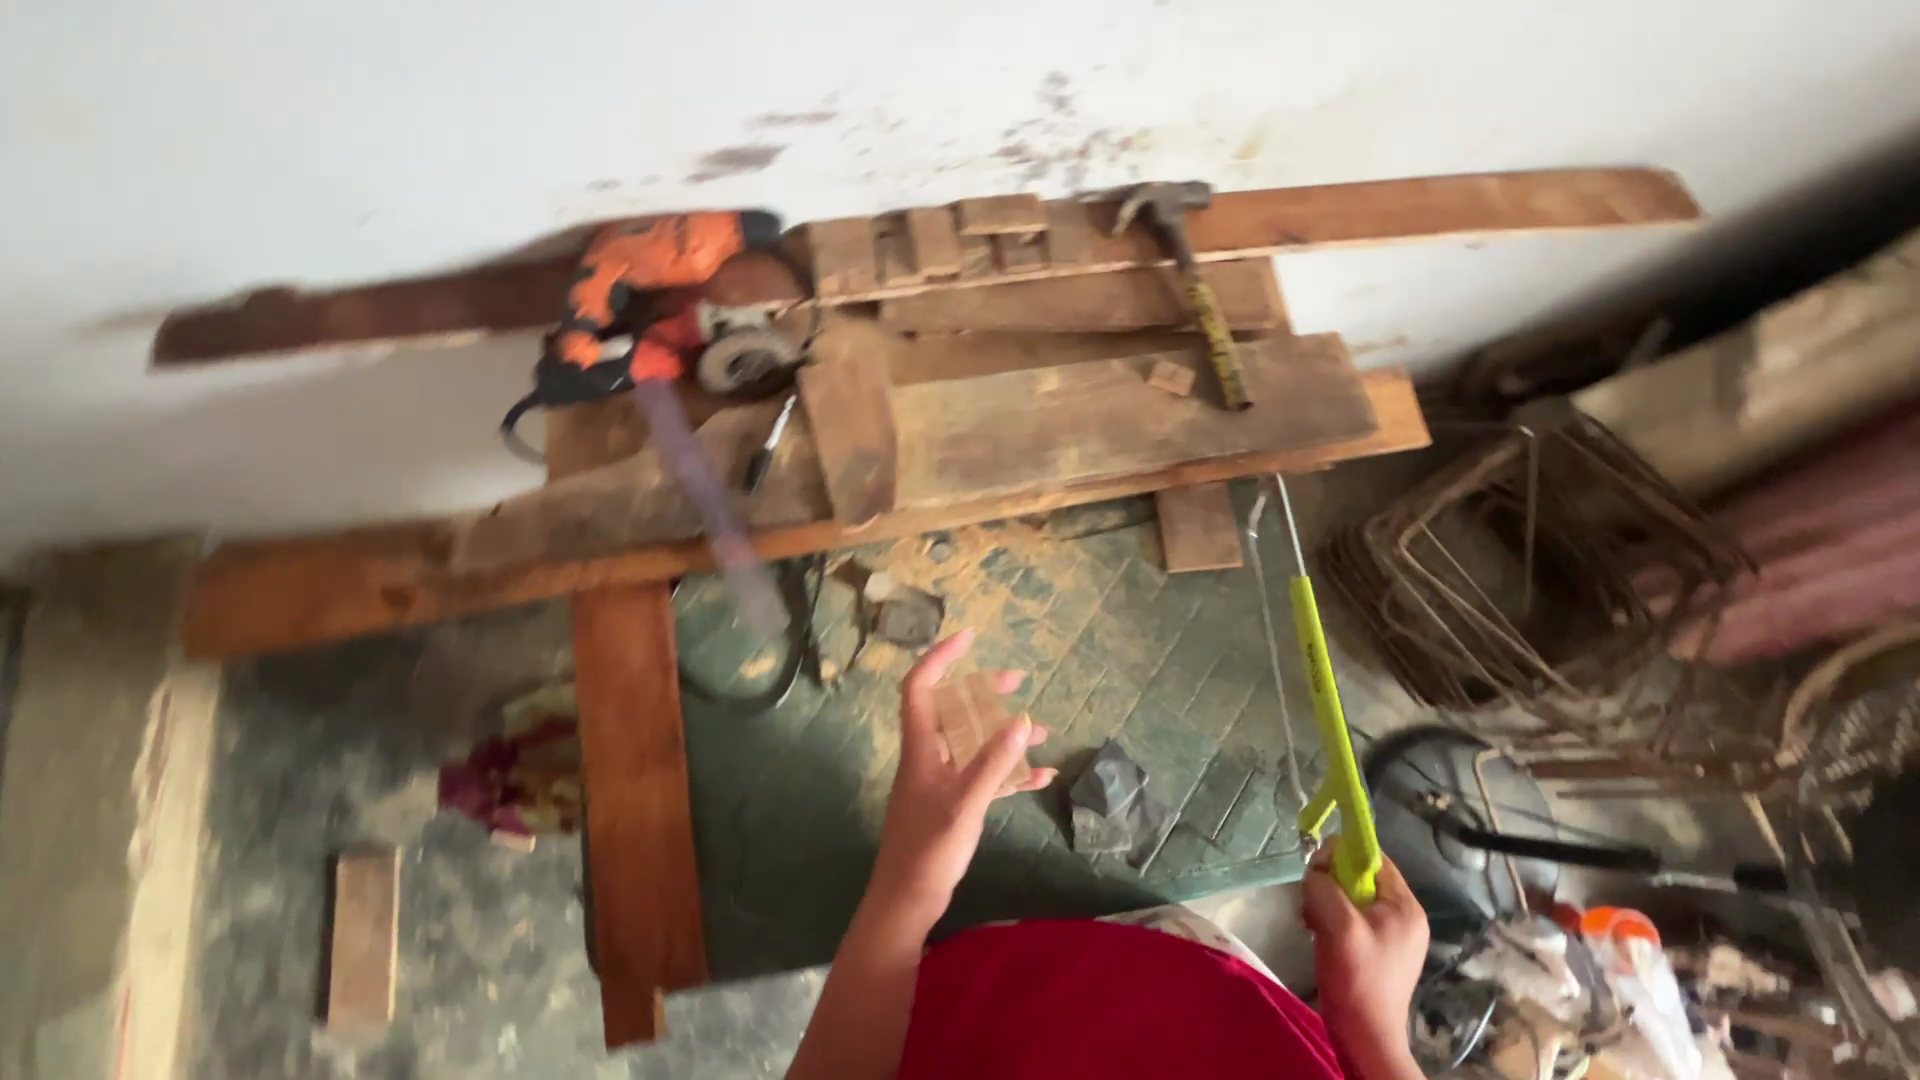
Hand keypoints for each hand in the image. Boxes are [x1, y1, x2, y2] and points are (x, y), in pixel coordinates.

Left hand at [867, 630, 1055, 921]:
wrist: (907, 900)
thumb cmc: (929, 850)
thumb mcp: (966, 804)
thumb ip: (994, 763)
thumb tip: (1021, 719)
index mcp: (921, 746)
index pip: (922, 685)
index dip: (941, 656)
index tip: (970, 638)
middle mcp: (928, 754)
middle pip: (953, 708)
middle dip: (985, 691)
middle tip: (1019, 681)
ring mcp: (940, 779)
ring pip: (973, 741)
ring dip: (1005, 733)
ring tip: (1044, 731)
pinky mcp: (952, 802)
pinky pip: (983, 775)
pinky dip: (1010, 772)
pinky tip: (1042, 777)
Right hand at [1302, 838, 1428, 1076]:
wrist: (1364, 1036)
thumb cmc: (1357, 978)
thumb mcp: (1337, 924)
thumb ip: (1323, 885)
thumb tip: (1314, 869)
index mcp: (1404, 906)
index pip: (1373, 857)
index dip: (1342, 855)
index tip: (1317, 871)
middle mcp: (1402, 915)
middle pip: (1358, 875)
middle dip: (1329, 883)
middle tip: (1312, 903)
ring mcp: (1389, 933)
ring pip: (1347, 895)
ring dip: (1324, 902)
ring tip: (1313, 923)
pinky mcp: (1374, 947)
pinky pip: (1346, 915)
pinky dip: (1327, 918)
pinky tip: (1316, 933)